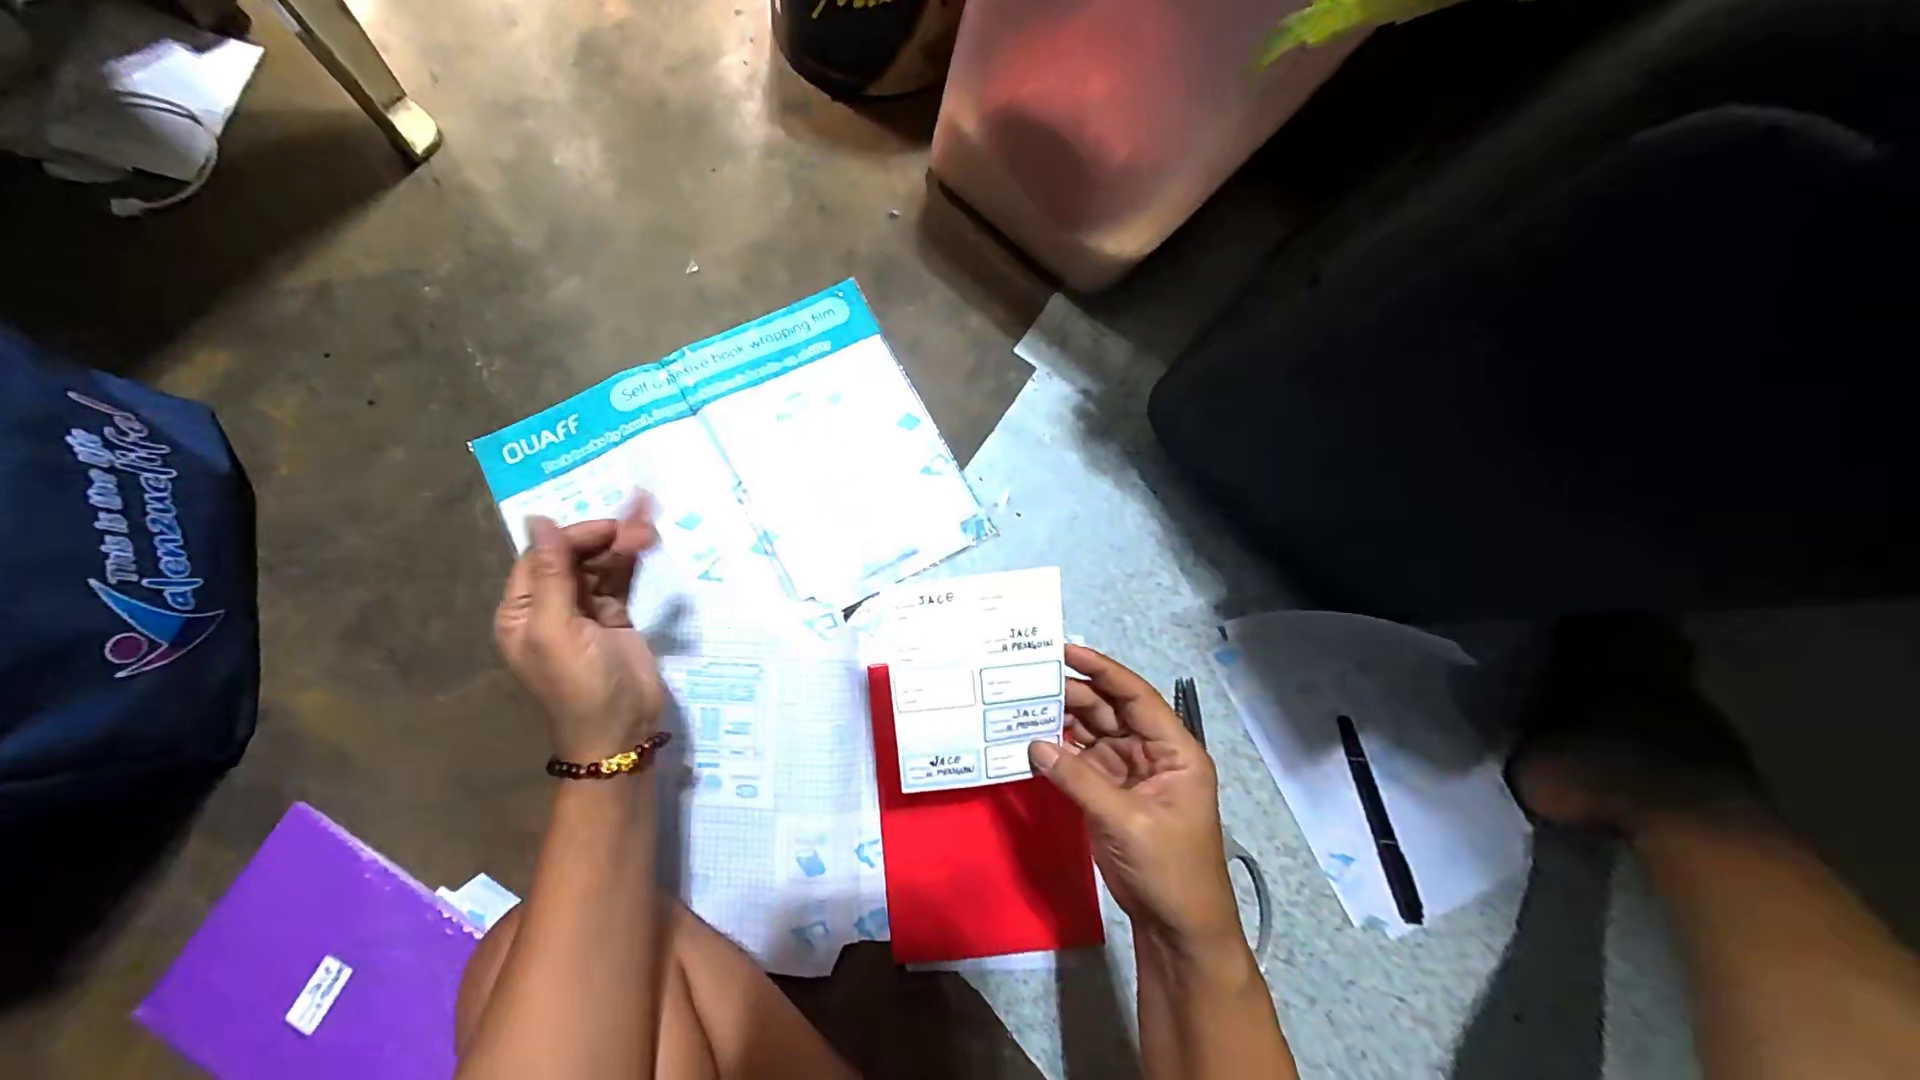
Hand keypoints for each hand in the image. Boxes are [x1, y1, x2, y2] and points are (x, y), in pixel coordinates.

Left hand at [495, 505, 664, 762]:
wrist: (622, 732)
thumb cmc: (582, 686)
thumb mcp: (559, 631)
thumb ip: (551, 575)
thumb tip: (538, 519)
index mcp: (522, 612)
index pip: (541, 558)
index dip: (572, 537)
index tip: (610, 527)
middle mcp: (549, 607)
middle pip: (574, 557)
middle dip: (604, 538)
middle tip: (641, 527)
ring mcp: (585, 612)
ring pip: (601, 565)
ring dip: (624, 545)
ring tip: (652, 528)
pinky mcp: (616, 618)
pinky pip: (621, 581)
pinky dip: (634, 562)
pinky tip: (649, 542)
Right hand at [1029, 646, 1240, 954]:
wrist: (1177, 928)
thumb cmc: (1170, 869)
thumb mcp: (1129, 821)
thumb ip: (1080, 779)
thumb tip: (1034, 743)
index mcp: (1174, 749)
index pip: (1136, 696)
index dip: (1103, 670)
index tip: (1066, 651)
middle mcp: (1151, 752)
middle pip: (1110, 711)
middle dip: (1074, 694)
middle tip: (1030, 681)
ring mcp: (1128, 773)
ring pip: (1092, 734)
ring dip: (1062, 720)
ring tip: (1023, 704)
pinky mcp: (1108, 794)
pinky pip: (1080, 761)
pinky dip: (1058, 751)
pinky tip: (1031, 740)